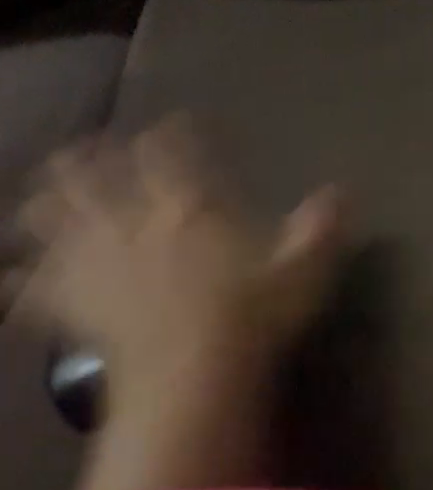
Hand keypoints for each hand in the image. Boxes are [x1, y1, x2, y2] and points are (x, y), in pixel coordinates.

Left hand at [9, 118, 344, 391]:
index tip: (182, 122)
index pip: (170, 154)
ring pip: (50, 214)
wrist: (193, 366)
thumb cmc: (257, 316)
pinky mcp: (69, 297)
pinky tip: (21, 283)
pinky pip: (34, 285)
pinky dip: (26, 282)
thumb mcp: (305, 272)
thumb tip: (343, 191)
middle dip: (90, 155)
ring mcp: (89, 257)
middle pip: (89, 172)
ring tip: (51, 200)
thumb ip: (318, 230)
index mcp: (185, 208)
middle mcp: (126, 218)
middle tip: (95, 148)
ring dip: (48, 203)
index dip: (174, 133)